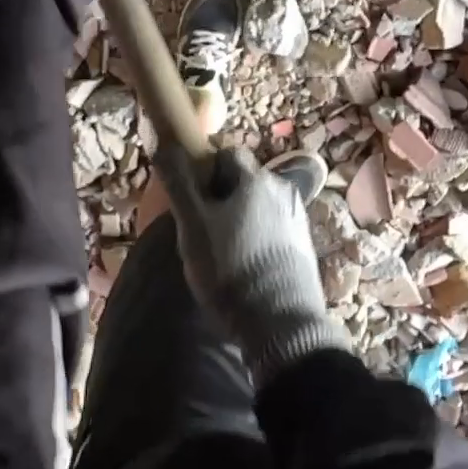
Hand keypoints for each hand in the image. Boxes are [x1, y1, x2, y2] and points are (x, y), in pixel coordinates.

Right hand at [156, 145, 348, 385]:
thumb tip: (163, 142)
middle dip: (222, 196)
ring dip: (240, 218)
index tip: (191, 198)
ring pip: (260, 205)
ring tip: (221, 250)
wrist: (282, 326)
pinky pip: (273, 229)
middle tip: (201, 227)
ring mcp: (298, 221)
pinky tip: (244, 265)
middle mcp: (284, 191)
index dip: (206, 171)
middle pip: (245, 180)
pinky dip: (256, 237)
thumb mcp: (193, 226)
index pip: (228, 153)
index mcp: (257, 180)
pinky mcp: (305, 248)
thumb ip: (179, 183)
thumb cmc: (231, 269)